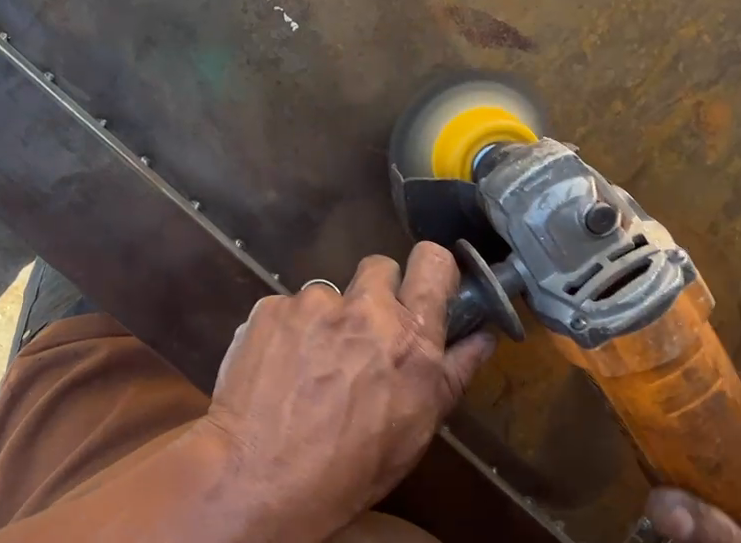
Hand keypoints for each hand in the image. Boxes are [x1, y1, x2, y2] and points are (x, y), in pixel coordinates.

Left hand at [201, 242, 496, 538]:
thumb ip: (451, 373)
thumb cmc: (349, 469)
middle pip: (380, 268)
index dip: (431, 269)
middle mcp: (366, 310)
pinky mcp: (272, 306)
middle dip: (375, 294)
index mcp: (411, 340)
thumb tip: (481, 338)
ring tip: (312, 366)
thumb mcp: (416, 429)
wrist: (259, 476)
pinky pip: (289, 308)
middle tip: (363, 334)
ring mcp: (314, 303)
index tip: (424, 286)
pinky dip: (288, 331)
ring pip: (330, 293)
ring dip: (328, 319)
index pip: (434, 264)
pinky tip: (280, 369)